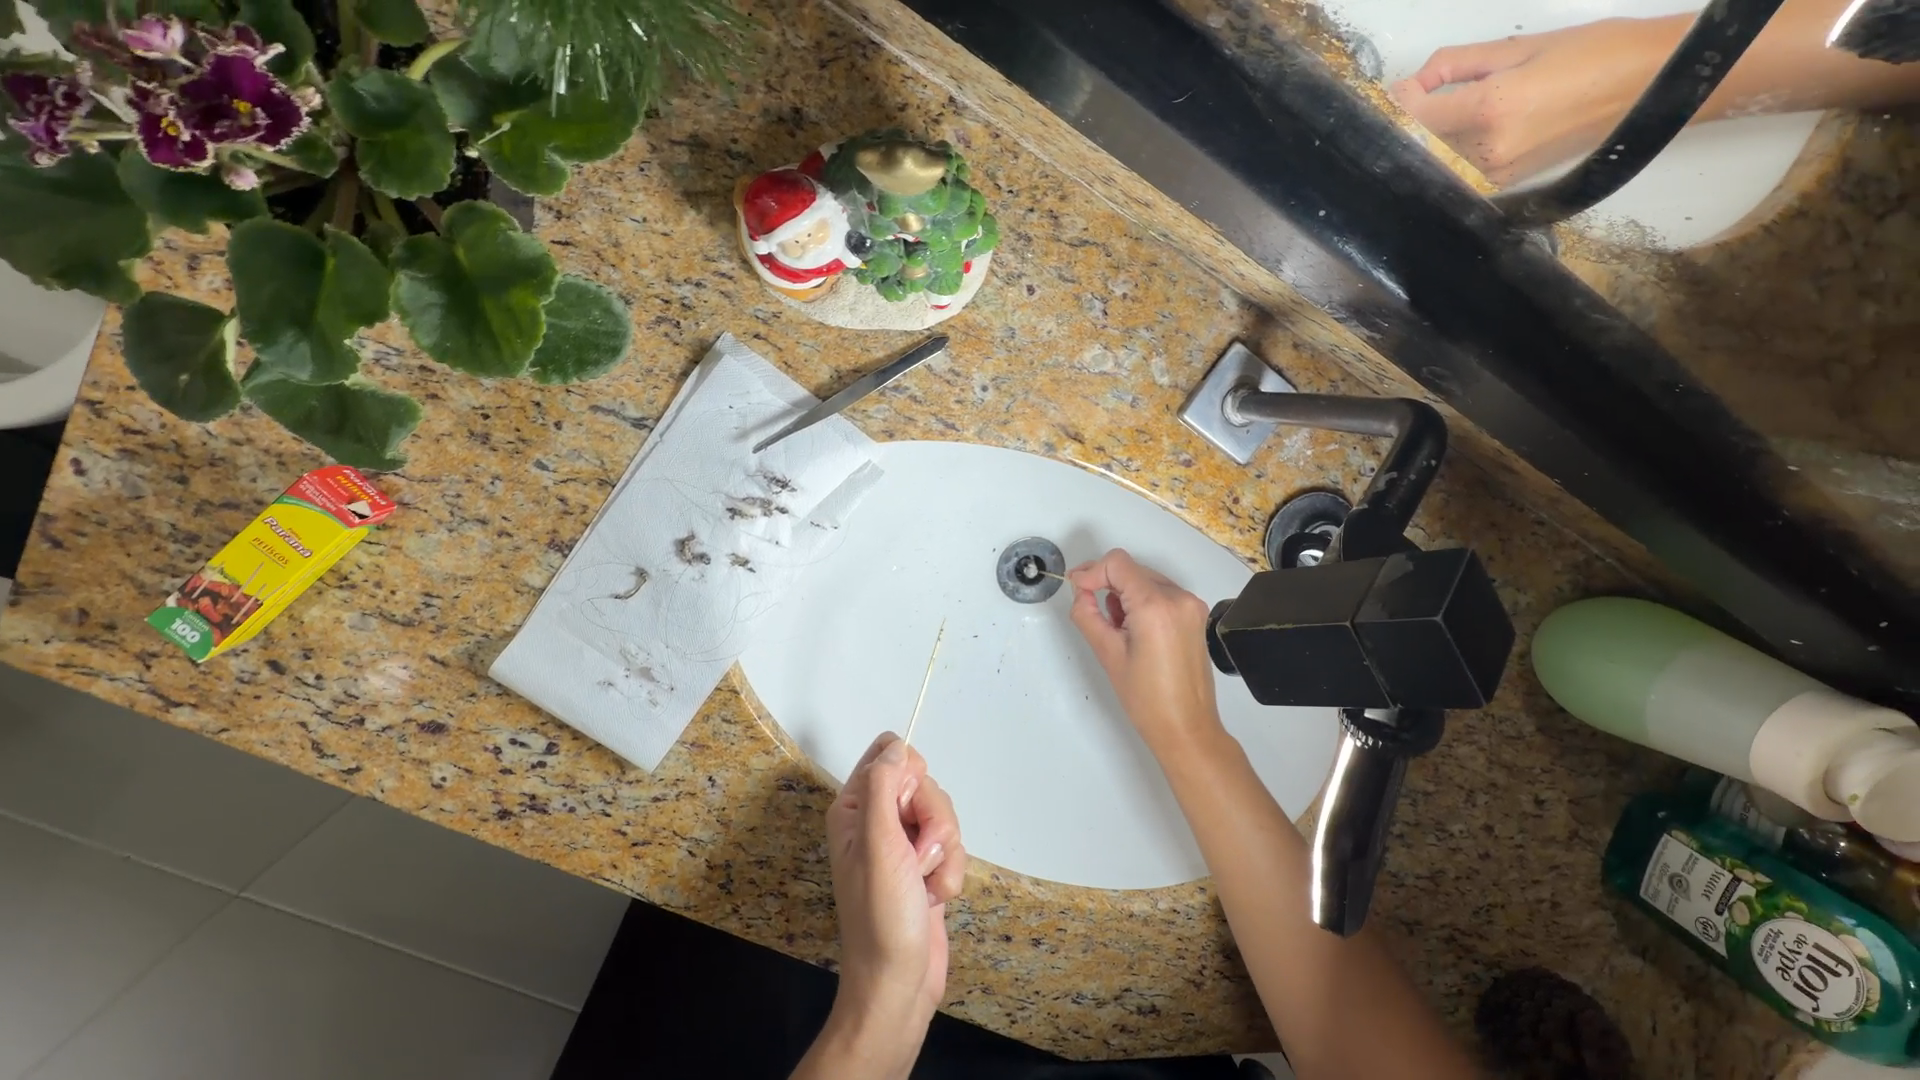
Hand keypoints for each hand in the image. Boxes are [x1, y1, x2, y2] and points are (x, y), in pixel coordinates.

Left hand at [817, 733, 965, 1077]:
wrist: (899, 982)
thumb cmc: (880, 917)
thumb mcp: (877, 844)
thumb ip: (883, 787)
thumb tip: (896, 745)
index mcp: (855, 807)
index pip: (888, 755)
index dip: (909, 774)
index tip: (910, 803)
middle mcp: (878, 820)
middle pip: (924, 784)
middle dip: (933, 821)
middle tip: (918, 857)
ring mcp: (903, 844)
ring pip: (944, 815)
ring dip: (946, 851)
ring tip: (927, 884)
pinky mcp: (926, 865)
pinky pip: (953, 845)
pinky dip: (952, 870)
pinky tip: (936, 896)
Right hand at [1067, 549, 1223, 759]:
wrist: (1186, 727)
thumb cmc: (1146, 698)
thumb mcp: (1107, 653)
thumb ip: (1087, 614)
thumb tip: (1080, 592)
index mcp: (1156, 606)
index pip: (1118, 564)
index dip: (1091, 572)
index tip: (1076, 589)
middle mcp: (1179, 598)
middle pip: (1132, 569)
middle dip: (1106, 583)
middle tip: (1088, 608)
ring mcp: (1191, 605)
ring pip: (1146, 579)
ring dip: (1123, 593)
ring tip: (1115, 627)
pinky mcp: (1194, 615)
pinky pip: (1161, 593)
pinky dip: (1141, 601)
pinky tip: (1132, 628)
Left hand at [1389, 17, 1683, 184]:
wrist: (1654, 85)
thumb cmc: (1595, 54)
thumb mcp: (1521, 47)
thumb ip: (1457, 64)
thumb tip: (1413, 82)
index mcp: (1491, 111)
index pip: (1417, 117)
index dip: (1403, 102)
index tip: (1403, 88)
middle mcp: (1487, 151)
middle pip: (1423, 141)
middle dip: (1418, 118)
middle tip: (1427, 92)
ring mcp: (1495, 173)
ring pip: (1439, 158)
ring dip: (1436, 136)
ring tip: (1458, 106)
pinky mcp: (1505, 183)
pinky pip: (1462, 167)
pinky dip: (1456, 149)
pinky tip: (1474, 127)